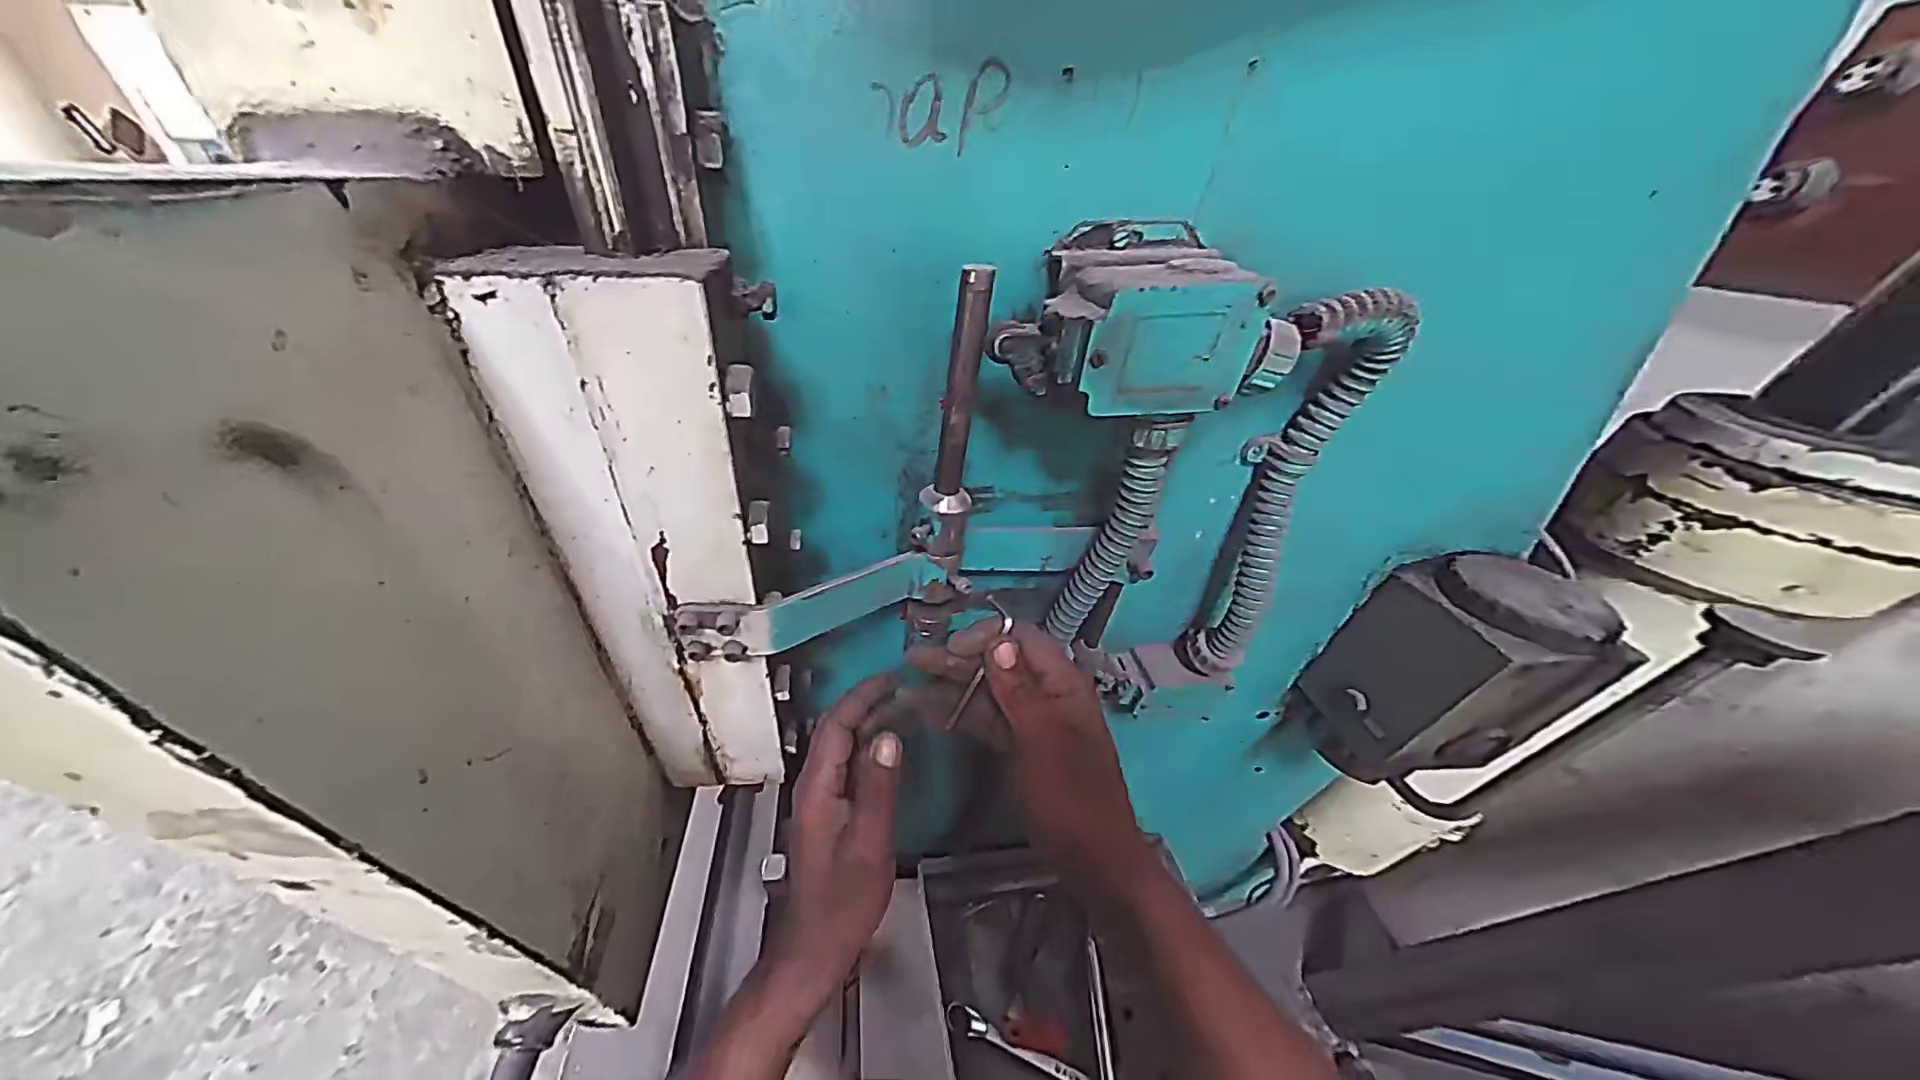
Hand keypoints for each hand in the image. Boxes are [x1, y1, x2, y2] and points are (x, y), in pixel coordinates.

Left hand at [764, 673, 903, 998]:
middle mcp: (811, 787)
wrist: (813, 951)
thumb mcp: (870, 844)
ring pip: (840, 746)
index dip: (863, 696)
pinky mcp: (827, 812)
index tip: (892, 678)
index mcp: (816, 789)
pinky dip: (867, 747)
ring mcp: (818, 800)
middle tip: (902, 687)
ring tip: (902, 707)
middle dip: (866, 701)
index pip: (836, 725)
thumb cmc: (840, 906)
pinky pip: (846, 765)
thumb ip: (879, 788)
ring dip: (867, 721)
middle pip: (835, 729)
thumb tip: (889, 737)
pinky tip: (889, 749)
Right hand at [931, 621, 1153, 893]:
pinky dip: (961, 713)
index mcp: (1064, 685)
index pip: (1023, 640)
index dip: (986, 637)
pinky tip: (930, 712)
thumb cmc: (1072, 799)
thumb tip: (998, 642)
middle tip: (915, 661)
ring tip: (911, 685)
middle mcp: (1049, 695)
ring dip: (953, 686)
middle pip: (1001, 663)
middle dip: (959, 660)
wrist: (1094, 861)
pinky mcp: (1020, 745)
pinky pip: (988, 719)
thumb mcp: (1044, 741)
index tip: (950, 649)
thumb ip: (1020, 691)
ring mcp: (1034, 721)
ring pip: (990, 691)